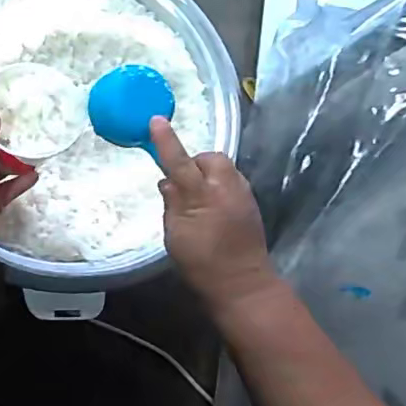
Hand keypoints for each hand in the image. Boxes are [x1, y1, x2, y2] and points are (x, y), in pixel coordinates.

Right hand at [151, 116, 279, 304]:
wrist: (241, 285)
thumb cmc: (200, 261)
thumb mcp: (174, 232)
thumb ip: (172, 202)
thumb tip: (168, 181)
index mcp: (203, 195)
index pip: (179, 161)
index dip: (167, 141)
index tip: (156, 120)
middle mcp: (228, 189)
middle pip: (211, 158)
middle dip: (195, 161)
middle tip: (179, 182)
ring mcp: (243, 197)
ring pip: (223, 170)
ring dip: (206, 174)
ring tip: (193, 197)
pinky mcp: (250, 207)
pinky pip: (230, 184)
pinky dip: (216, 187)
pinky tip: (208, 207)